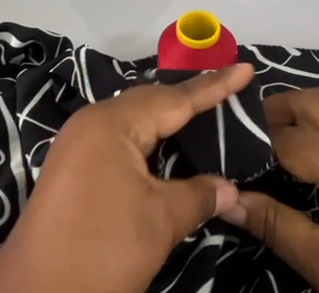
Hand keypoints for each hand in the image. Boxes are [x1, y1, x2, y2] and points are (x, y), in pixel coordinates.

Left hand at [0, 62, 253, 292]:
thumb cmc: (100, 250)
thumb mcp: (158, 223)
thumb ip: (198, 196)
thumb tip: (230, 188)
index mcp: (112, 122)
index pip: (174, 98)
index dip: (214, 86)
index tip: (246, 67)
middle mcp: (92, 122)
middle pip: (152, 102)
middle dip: (191, 99)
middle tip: (232, 91)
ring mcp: (78, 144)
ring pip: (134, 121)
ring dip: (168, 120)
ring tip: (207, 113)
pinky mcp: (73, 168)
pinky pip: (120, 140)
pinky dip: (149, 141)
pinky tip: (168, 151)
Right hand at [220, 88, 318, 292]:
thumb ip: (276, 226)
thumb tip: (226, 199)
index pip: (292, 138)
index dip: (256, 143)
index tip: (225, 150)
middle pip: (315, 103)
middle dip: (277, 110)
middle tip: (244, 135)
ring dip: (303, 108)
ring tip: (271, 134)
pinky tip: (309, 144)